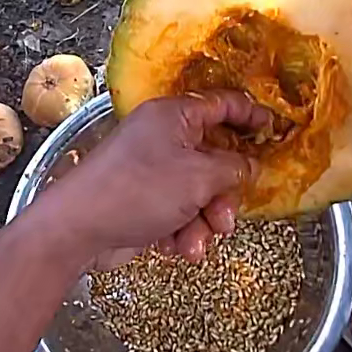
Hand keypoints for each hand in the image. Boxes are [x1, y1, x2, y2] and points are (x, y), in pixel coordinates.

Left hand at [28, 90, 271, 261]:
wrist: (78, 229)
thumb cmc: (139, 190)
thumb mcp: (199, 177)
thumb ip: (234, 169)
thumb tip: (251, 166)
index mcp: (174, 116)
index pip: (221, 104)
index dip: (250, 115)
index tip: (273, 129)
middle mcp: (162, 138)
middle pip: (213, 158)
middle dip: (224, 193)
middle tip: (227, 217)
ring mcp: (152, 171)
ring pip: (198, 192)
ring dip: (204, 220)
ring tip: (197, 241)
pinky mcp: (144, 201)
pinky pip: (178, 211)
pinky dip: (183, 231)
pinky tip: (177, 247)